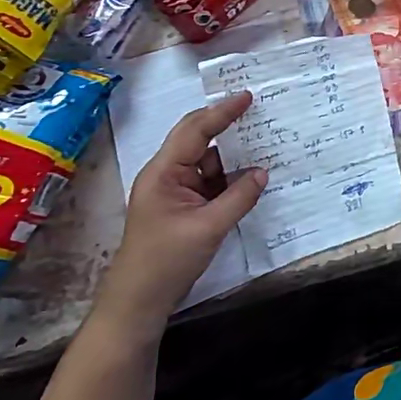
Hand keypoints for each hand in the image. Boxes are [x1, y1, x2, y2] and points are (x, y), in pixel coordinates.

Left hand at [102, 92, 265, 322]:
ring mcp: (173, 190)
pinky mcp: (182, 206)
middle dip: (225, 125)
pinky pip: (208, 181)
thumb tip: (262, 172)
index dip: (222, 112)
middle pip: (198, 139)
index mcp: (164, 172)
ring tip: (262, 142)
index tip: (247, 96)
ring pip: (206, 161)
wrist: (138, 303)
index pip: (195, 130)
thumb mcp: (209, 228)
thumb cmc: (167, 262)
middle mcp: (166, 174)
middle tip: (256, 111)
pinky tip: (249, 176)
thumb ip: (238, 197)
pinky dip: (228, 177)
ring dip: (231, 155)